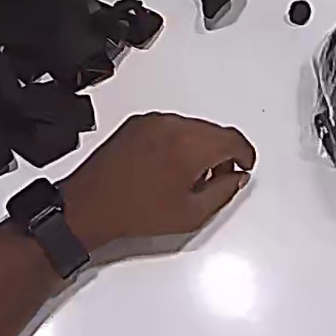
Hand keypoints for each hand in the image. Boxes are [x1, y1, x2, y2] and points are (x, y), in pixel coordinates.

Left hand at [59, 112, 256, 251]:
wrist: (91, 205)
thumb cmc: (134, 211)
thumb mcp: (191, 213)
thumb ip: (223, 192)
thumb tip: (235, 178)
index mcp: (187, 145)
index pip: (232, 138)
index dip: (244, 154)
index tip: (244, 164)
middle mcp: (168, 126)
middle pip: (211, 131)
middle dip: (221, 153)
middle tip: (218, 177)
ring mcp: (149, 122)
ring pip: (190, 127)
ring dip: (198, 146)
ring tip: (188, 177)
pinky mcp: (134, 124)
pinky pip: (168, 126)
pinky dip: (177, 141)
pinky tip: (168, 167)